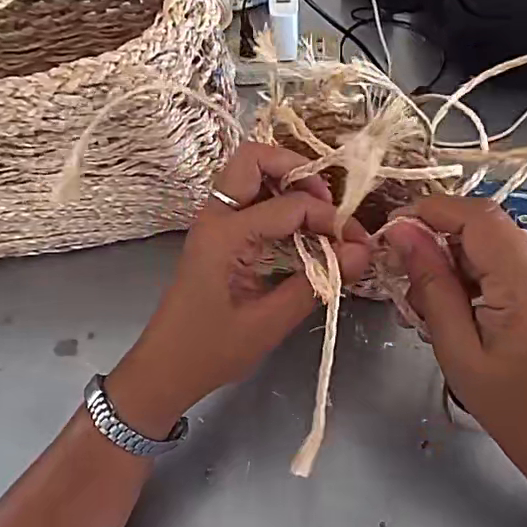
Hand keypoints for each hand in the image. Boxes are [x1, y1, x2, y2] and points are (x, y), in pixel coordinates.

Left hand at [106, 144, 369, 434]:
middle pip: (253, 158)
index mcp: (224, 235)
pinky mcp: (217, 235)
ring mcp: (213, 222)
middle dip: (297, 169)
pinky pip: (249, 199)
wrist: (165, 368)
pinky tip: (302, 230)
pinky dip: (277, 201)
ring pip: (249, 173)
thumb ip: (317, 284)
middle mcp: (215, 217)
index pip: (289, 205)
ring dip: (287, 182)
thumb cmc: (210, 351)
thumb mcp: (268, 324)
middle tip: (328, 205)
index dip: (329, 218)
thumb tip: (361, 252)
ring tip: (320, 215)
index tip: (355, 243)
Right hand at [382, 196, 526, 464]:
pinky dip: (482, 275)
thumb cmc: (509, 406)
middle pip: (489, 231)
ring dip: (459, 264)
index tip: (396, 224)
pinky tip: (467, 307)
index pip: (482, 220)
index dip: (434, 211)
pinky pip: (513, 260)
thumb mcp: (457, 351)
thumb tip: (404, 233)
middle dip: (442, 245)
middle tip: (409, 279)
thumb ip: (431, 285)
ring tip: (437, 306)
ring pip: (498, 244)